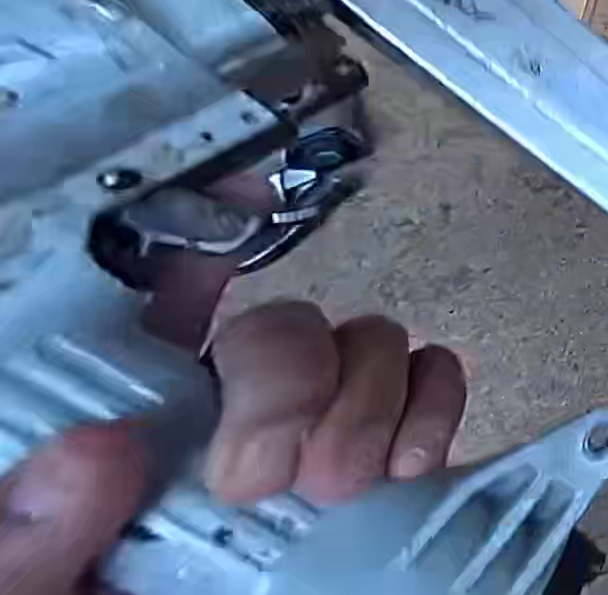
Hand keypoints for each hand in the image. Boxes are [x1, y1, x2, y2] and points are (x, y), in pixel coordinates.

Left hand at [0, 255, 467, 593]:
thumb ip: (20, 547)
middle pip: (287, 323)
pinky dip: (437, 402)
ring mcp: (331, 414)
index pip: (154, 307)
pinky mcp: (401, 433)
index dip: (200, 229)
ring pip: (375, 339)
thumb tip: (96, 449)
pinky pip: (439, 375)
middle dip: (294, 379)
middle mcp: (238, 402)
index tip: (246, 184)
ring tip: (343, 484)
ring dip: (370, 398)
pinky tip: (410, 462)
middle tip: (271, 472)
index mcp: (131, 426)